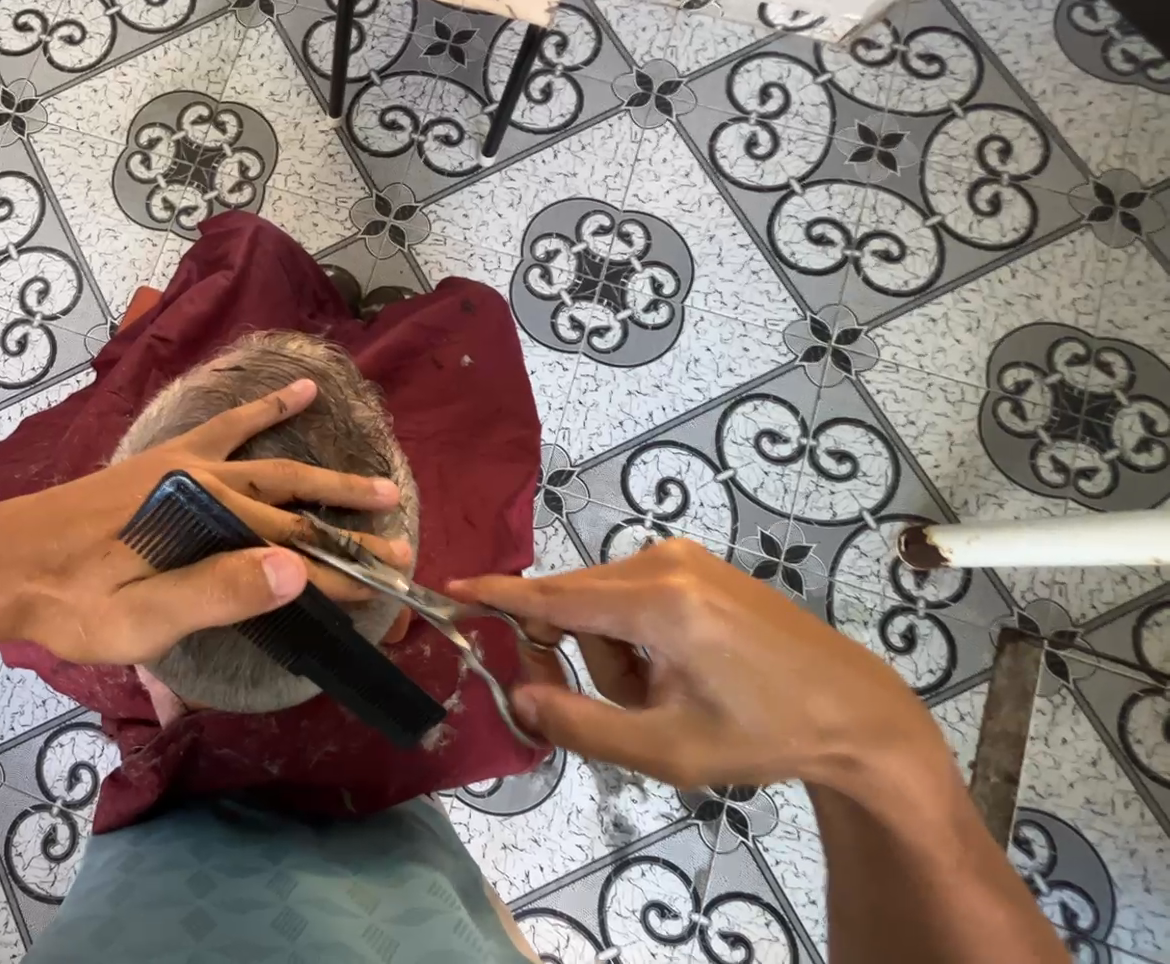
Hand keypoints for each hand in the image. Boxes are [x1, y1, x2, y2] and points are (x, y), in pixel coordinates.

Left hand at [0, 379, 411, 665]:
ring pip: (268, 462)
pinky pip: (223, 429)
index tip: (386, 585)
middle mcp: (202, 483)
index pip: (290, 548)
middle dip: (346, 520)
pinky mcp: (160, 461)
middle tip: (398, 529)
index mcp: (203, 524)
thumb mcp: (140, 618)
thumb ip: (217, 591)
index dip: (340, 570)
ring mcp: (180, 465)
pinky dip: (260, 412)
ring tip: (372, 476)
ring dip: (321, 471)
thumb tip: (295, 568)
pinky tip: (286, 397)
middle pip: (290, 501)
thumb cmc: (68, 602)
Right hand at [450, 539, 945, 792]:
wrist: (858, 712)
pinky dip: (626, 630)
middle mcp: (663, 563)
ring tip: (660, 690)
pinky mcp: (691, 560)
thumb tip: (516, 694)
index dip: (496, 595)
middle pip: (571, 602)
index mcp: (660, 605)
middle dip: (573, 653)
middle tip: (615, 705)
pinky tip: (672, 661)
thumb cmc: (765, 737)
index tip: (449, 589)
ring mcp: (680, 556)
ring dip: (606, 649)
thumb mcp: (669, 751)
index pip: (553, 596)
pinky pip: (623, 590)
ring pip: (595, 599)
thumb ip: (581, 725)